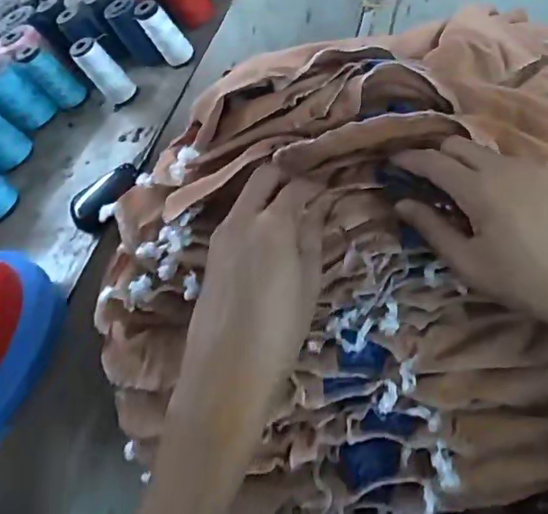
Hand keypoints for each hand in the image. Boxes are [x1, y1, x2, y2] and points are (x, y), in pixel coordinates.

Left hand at [185, 164, 324, 391]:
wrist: (224, 375)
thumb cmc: (280, 330)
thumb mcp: (310, 280)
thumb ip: (314, 234)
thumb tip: (321, 204)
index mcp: (273, 222)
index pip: (299, 184)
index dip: (319, 181)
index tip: (334, 183)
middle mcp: (243, 217)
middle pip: (266, 175)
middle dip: (289, 173)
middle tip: (312, 186)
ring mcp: (222, 233)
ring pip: (249, 193)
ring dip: (271, 190)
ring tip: (296, 206)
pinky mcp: (212, 251)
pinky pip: (238, 215)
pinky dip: (257, 209)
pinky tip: (274, 229)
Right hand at [392, 138, 547, 339]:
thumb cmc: (522, 279)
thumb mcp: (469, 263)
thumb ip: (432, 228)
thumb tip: (403, 203)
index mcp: (477, 187)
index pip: (433, 160)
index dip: (409, 158)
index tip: (393, 162)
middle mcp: (501, 165)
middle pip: (457, 144)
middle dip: (436, 154)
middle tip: (424, 176)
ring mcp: (529, 164)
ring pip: (485, 151)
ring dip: (466, 161)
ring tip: (461, 189)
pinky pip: (511, 161)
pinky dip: (494, 170)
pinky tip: (500, 197)